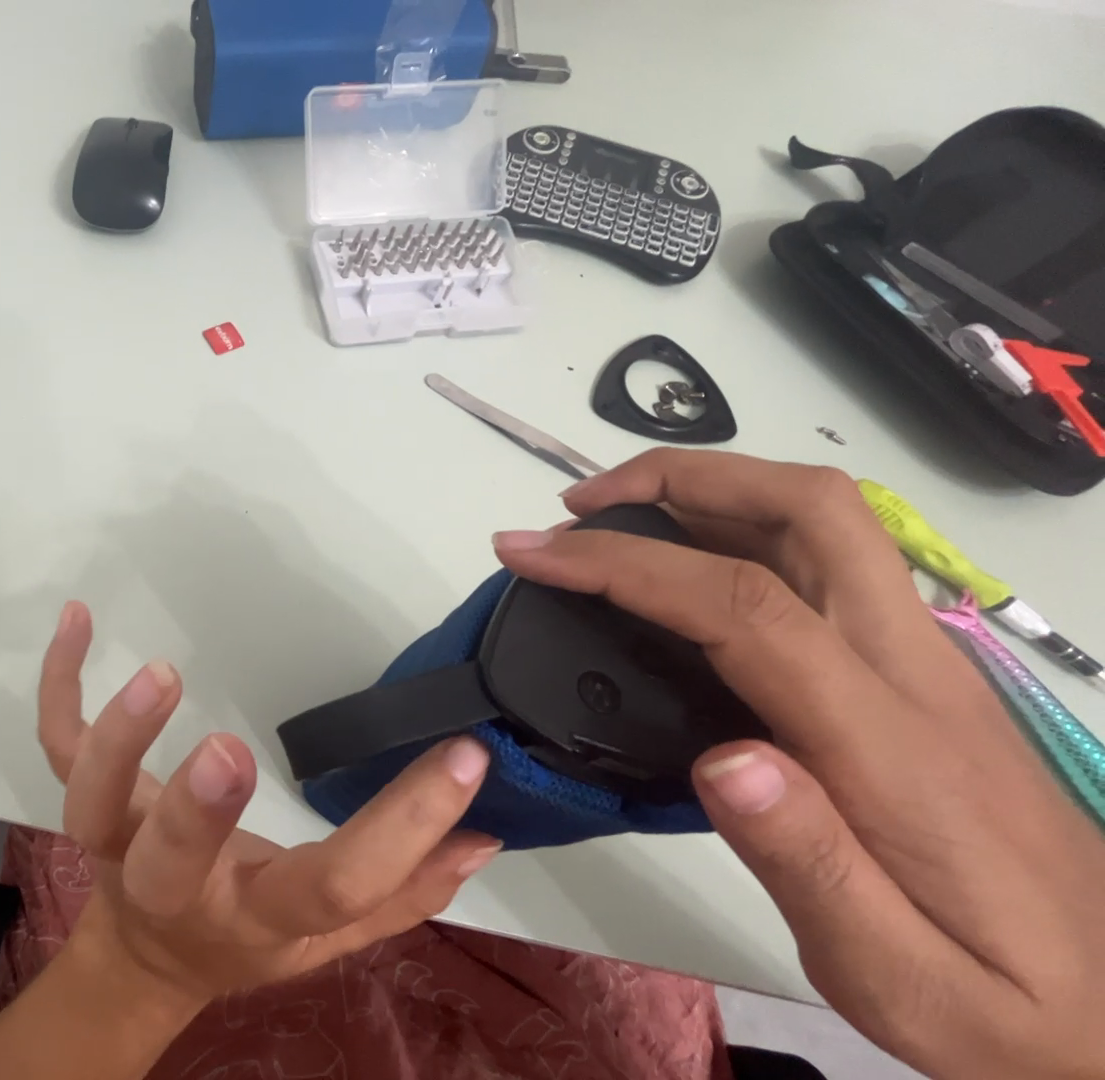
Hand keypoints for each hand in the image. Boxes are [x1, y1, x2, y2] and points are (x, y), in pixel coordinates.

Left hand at [36, 602, 502, 1006]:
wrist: (146, 956)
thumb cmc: (242, 938)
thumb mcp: (326, 937)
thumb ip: (402, 891)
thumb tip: (483, 835)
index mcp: (255, 916)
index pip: (331, 887)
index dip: (400, 833)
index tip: (463, 757)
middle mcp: (176, 886)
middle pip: (172, 861)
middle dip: (196, 813)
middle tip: (231, 750)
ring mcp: (116, 840)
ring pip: (92, 800)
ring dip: (118, 739)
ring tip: (161, 672)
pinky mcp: (84, 799)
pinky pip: (55, 740)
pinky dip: (58, 681)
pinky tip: (79, 617)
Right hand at [492, 449, 1104, 1079]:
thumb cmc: (998, 1003)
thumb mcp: (899, 979)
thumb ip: (809, 866)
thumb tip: (720, 758)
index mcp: (889, 742)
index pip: (743, 606)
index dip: (623, 562)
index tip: (529, 552)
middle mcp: (913, 670)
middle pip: (809, 509)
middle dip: (679, 478)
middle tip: (577, 504)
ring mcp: (922, 659)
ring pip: (823, 518)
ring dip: (707, 490)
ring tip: (609, 520)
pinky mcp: (914, 669)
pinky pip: (822, 557)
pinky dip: (734, 528)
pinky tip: (678, 573)